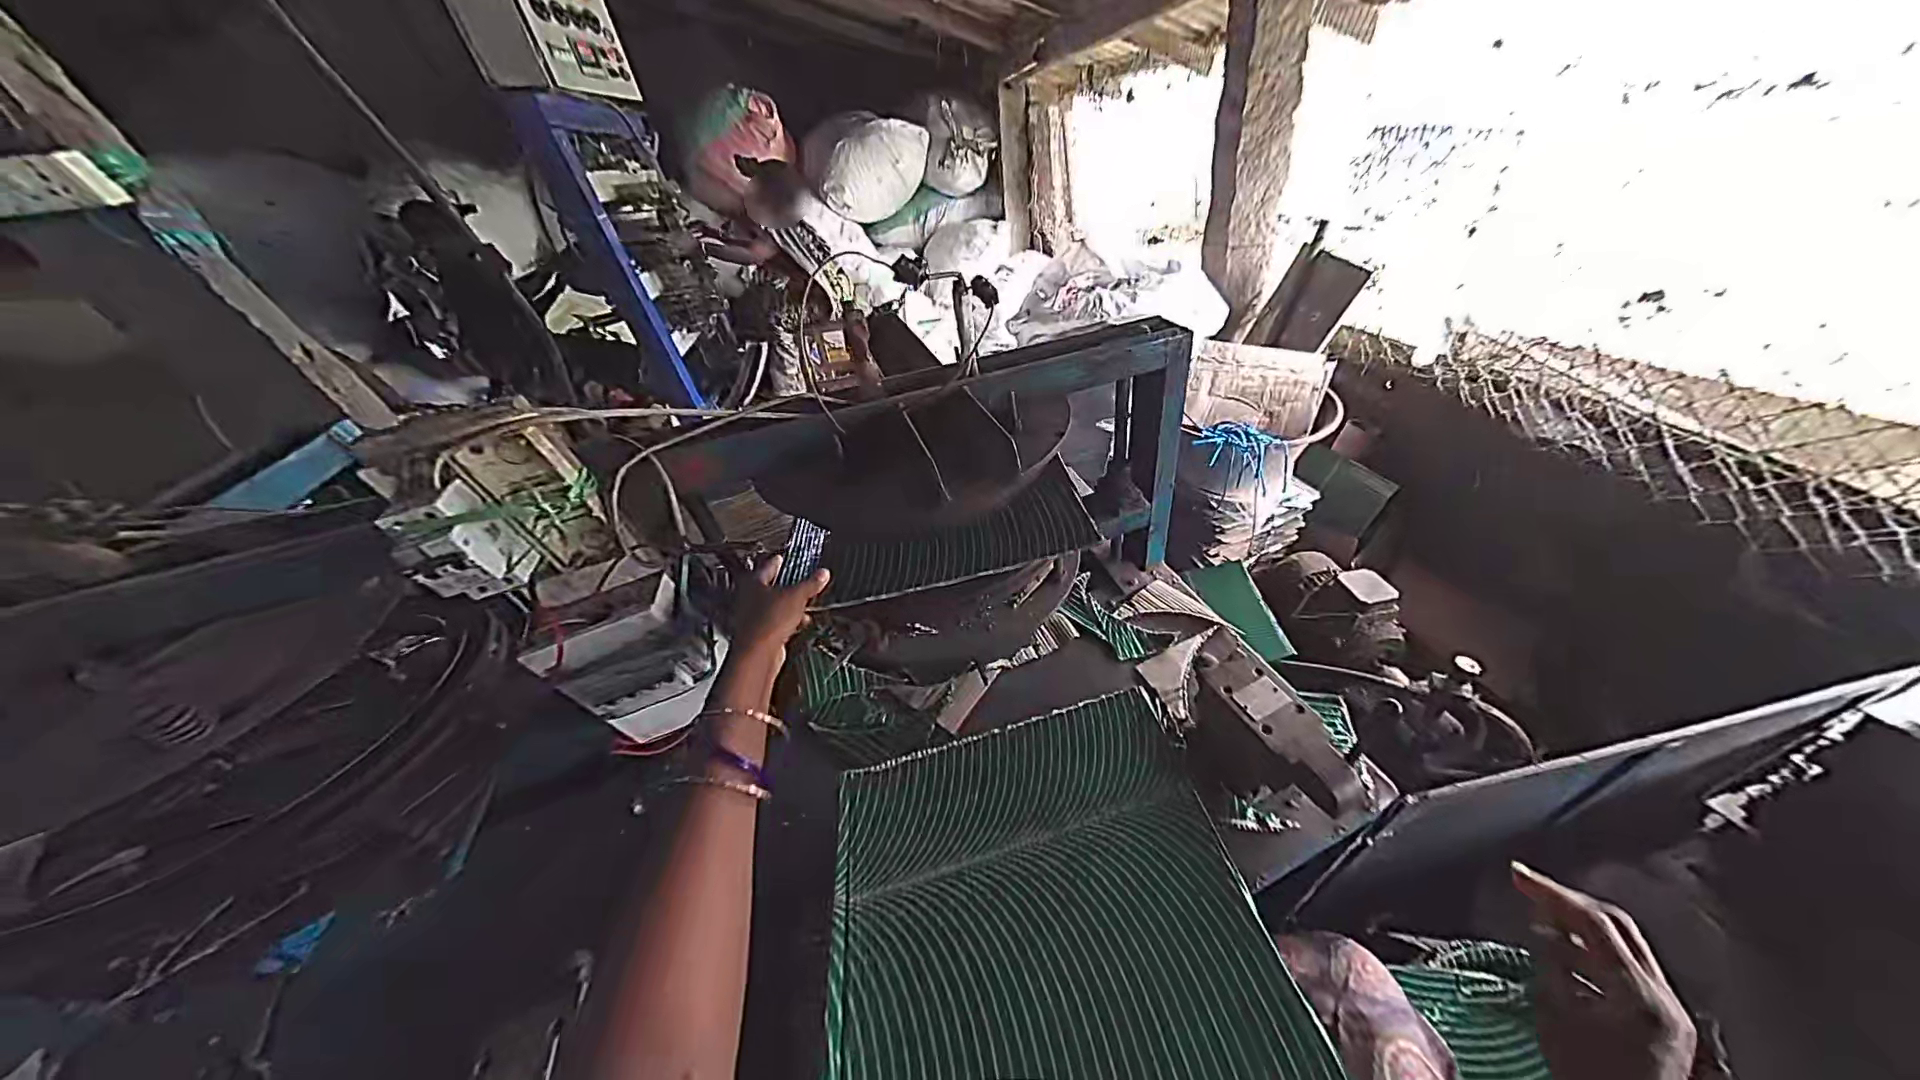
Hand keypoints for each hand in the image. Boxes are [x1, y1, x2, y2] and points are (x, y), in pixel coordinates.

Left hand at [729, 555, 829, 665]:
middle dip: (788, 586)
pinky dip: (789, 621)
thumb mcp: (797, 597)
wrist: (759, 654)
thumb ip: (810, 584)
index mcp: (754, 583)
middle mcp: (750, 599)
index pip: (767, 567)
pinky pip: (777, 622)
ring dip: (790, 605)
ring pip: (775, 606)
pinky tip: (799, 623)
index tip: (782, 558)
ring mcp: (754, 617)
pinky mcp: (761, 634)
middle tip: (800, 582)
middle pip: (772, 587)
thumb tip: (822, 574)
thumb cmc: (766, 623)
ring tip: (804, 605)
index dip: (778, 562)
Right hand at [1513, 862, 1696, 1079]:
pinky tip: (1562, 950)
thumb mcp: (1556, 1013)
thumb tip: (1541, 924)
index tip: (1517, 874)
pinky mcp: (1662, 1021)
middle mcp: (1665, 998)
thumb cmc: (1585, 1074)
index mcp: (1640, 995)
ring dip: (1578, 925)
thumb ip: (1550, 962)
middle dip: (1569, 902)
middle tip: (1528, 887)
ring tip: (1539, 918)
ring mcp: (1669, 1011)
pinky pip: (1624, 967)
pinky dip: (1590, 950)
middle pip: (1617, 926)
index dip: (1552, 892)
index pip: (1594, 923)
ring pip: (1622, 944)